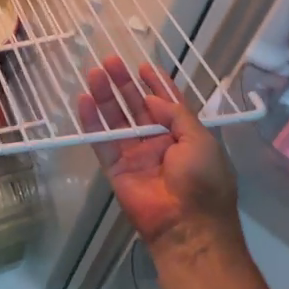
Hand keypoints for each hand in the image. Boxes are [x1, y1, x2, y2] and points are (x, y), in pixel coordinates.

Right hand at [77, 56, 240, 264]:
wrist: (188, 227)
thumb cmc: (203, 181)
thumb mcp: (201, 141)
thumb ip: (176, 115)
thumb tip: (151, 98)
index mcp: (184, 137)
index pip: (168, 104)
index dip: (156, 84)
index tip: (142, 66)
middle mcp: (158, 143)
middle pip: (137, 107)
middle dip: (124, 84)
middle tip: (110, 62)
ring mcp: (135, 155)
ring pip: (116, 120)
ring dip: (105, 96)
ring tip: (93, 73)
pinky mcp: (115, 169)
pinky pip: (101, 141)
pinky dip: (91, 121)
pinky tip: (84, 100)